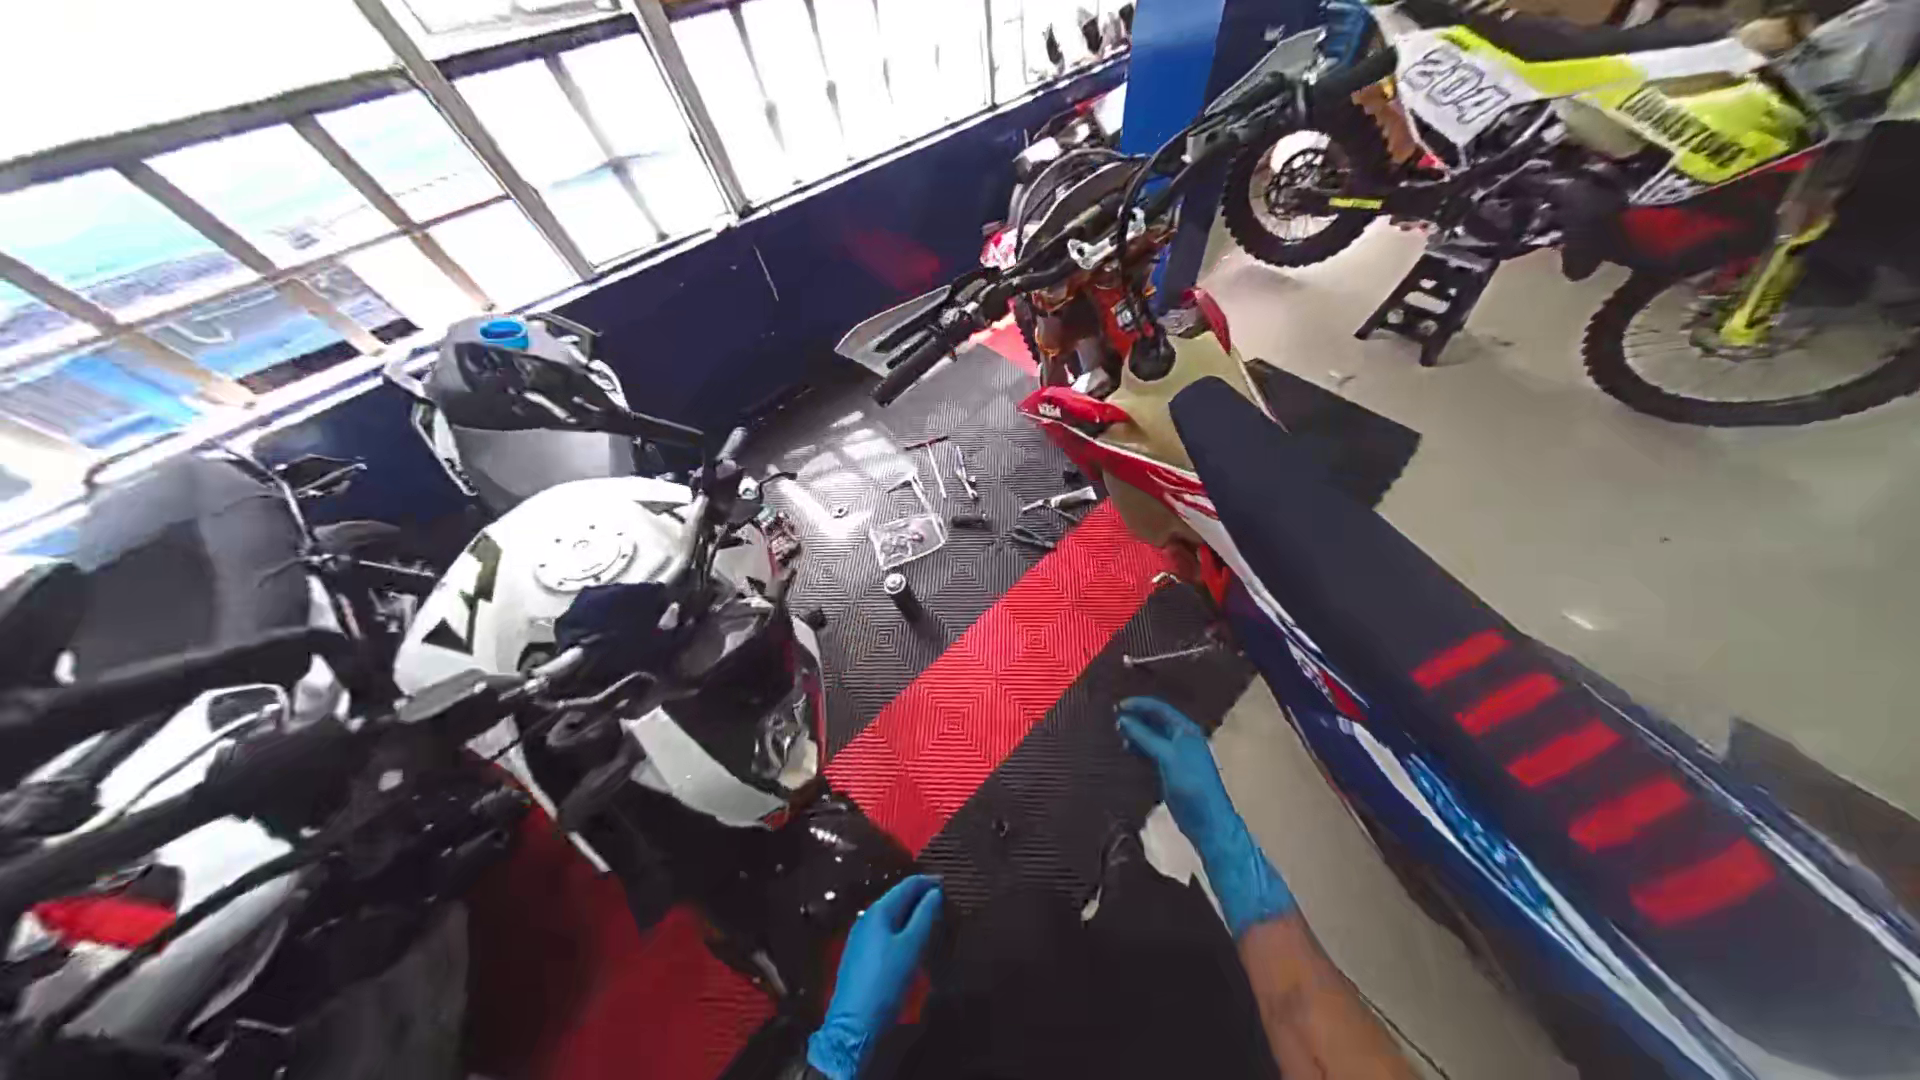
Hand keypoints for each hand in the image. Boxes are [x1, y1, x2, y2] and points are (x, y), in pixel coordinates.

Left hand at [807, 875, 943, 1079]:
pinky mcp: (860, 954)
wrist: (852, 1027)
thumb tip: (935, 892)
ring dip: (911, 912)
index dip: (928, 881)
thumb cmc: (885, 982)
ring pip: (891, 914)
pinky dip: (902, 926)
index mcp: (879, 911)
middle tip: (943, 899)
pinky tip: (911, 938)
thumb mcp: (911, 948)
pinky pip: (885, 930)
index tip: (948, 882)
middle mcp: (867, 917)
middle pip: (897, 897)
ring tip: (932, 916)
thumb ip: (924, 917)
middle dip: (920, 895)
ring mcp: (861, 936)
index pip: (907, 885)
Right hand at [1117, 697, 1294, 936]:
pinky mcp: (1170, 770)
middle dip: (1136, 718)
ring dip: (1136, 733)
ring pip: (1152, 736)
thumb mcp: (1167, 757)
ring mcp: (1176, 755)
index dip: (1138, 705)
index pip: (1159, 708)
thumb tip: (1123, 720)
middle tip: (1114, 719)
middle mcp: (1181, 738)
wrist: (1208, 822)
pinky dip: (1139, 748)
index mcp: (1186, 730)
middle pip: (1155, 720)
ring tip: (1118, 734)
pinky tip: (1128, 750)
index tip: (1117, 707)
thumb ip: (1145, 737)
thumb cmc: (1191, 785)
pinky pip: (1151, 752)